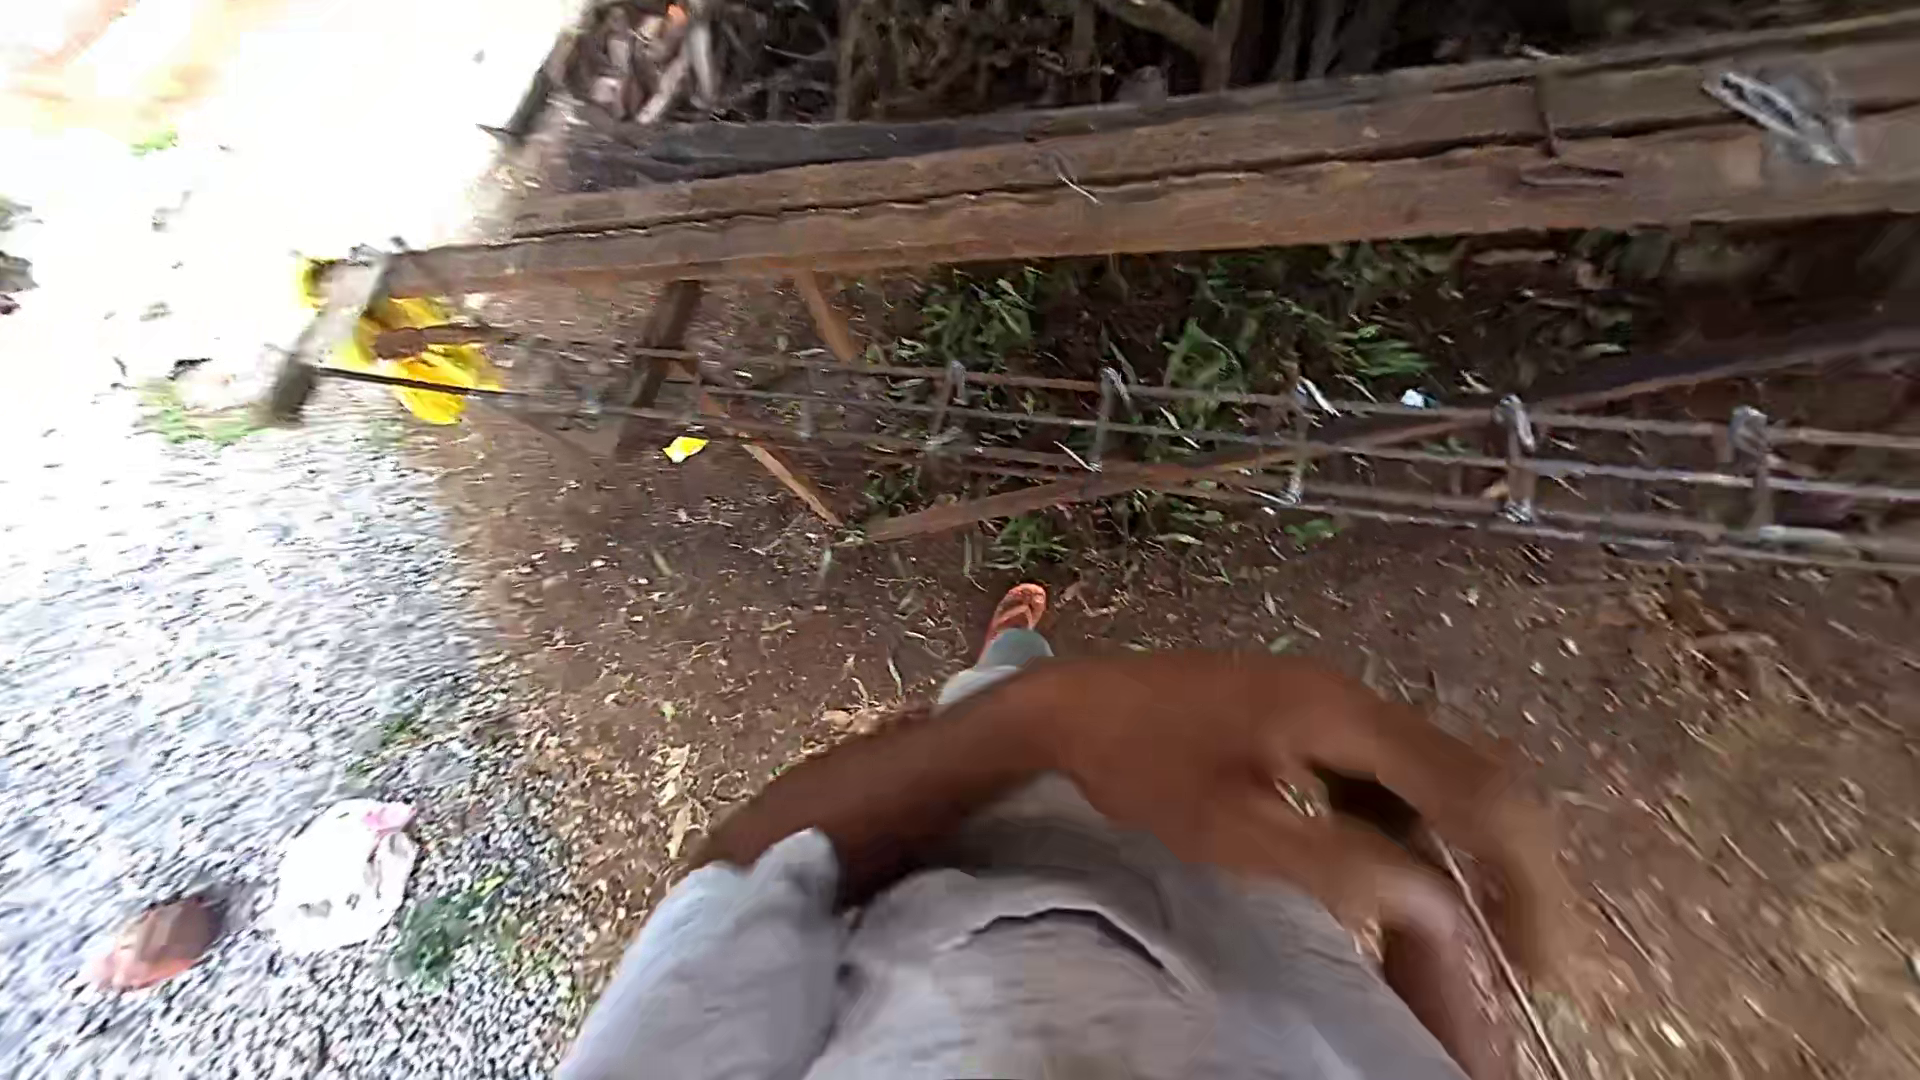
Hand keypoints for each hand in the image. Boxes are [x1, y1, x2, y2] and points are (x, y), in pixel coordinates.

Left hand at [1011, 652, 1573, 980]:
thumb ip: (1343, 864)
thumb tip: (1446, 909)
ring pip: (1410, 773)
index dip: (1521, 882)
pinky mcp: (1279, 708)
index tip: (1535, 971)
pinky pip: (1360, 765)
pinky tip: (1372, 864)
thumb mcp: (1234, 828)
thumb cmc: (1140, 764)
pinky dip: (1384, 821)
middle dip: (1488, 870)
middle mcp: (1338, 691)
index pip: (1476, 791)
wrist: (1067, 707)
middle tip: (1490, 959)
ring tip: (1433, 926)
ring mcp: (1307, 694)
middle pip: (1456, 776)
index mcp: (1338, 710)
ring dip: (1434, 848)